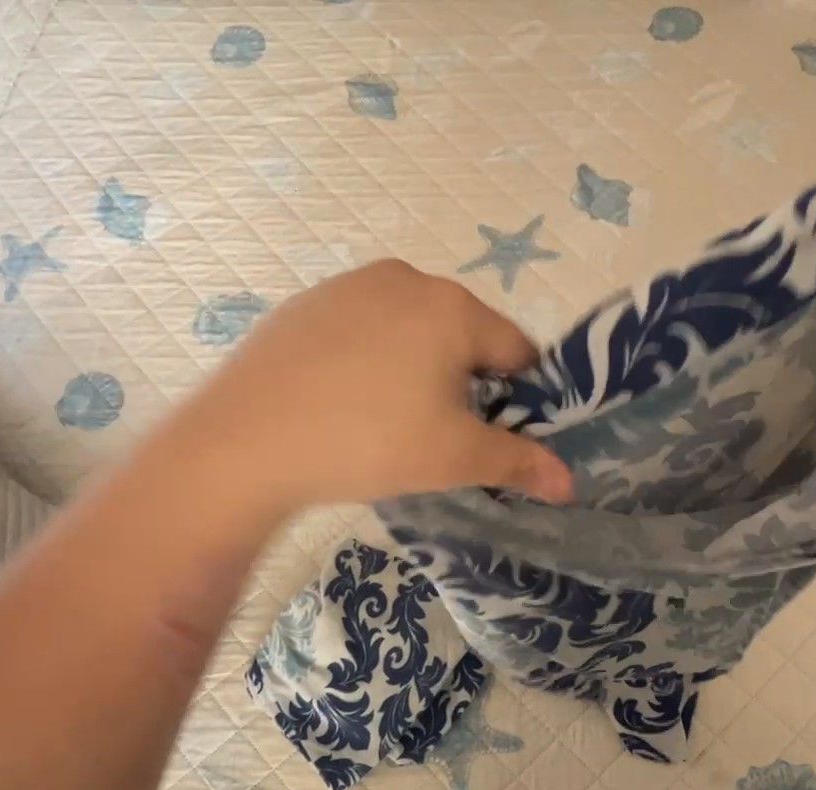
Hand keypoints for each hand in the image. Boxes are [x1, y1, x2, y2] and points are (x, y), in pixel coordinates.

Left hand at [185, 260, 573, 509]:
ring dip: (418, 370)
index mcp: (453, 307)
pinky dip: (370, 362)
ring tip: (387, 421)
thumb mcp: (454, 458)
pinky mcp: (305, 305)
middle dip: (465, 381)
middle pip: (464, 335)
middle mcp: (406, 280)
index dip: (518, 397)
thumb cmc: (369, 441)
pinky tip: (344, 403)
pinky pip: (363, 331)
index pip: (517, 350)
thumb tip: (570, 483)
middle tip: (437, 434)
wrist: (245, 442)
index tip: (493, 435)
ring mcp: (349, 287)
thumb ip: (519, 462)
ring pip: (411, 331)